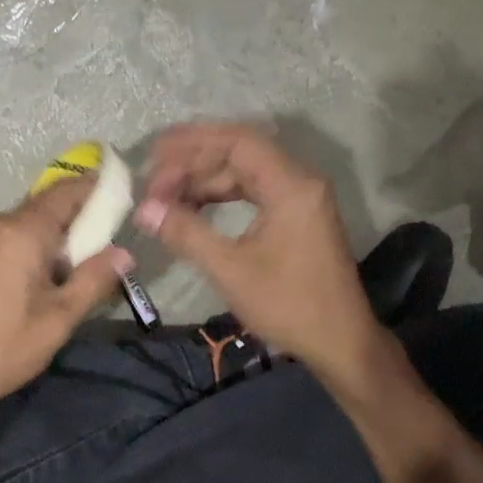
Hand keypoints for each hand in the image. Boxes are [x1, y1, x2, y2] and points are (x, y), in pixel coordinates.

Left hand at [0, 178, 131, 426]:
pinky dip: (27, 253)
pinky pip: (5, 242)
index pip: (68, 190)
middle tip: (102, 258)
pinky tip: (34, 288)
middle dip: (77, 225)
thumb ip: (93, 280)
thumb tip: (124, 253)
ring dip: (51, 244)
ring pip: (25, 227)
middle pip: (46, 208)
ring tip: (69, 281)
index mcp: (22, 230)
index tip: (122, 203)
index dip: (98, 190)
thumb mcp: (57, 320)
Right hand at [135, 122, 380, 365]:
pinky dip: (222, 196)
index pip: (237, 142)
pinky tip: (193, 209)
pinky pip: (254, 191)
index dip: (192, 145)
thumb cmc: (287, 304)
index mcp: (290, 186)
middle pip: (240, 152)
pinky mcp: (297, 217)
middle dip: (194, 162)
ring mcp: (301, 198)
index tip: (154, 157)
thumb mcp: (230, 270)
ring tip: (166, 195)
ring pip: (245, 172)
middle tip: (153, 179)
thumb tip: (144, 209)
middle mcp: (299, 181)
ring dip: (205, 180)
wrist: (338, 340)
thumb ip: (186, 233)